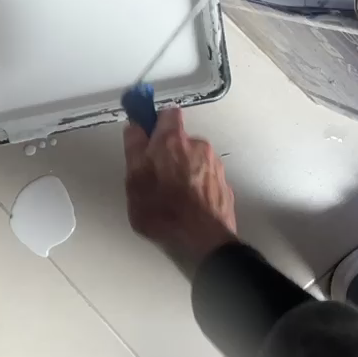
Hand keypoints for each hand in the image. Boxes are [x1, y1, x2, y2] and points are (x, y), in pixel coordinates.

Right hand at [123, 105, 237, 274]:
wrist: (201, 243)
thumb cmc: (163, 212)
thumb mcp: (134, 180)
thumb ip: (134, 148)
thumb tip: (134, 127)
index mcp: (173, 141)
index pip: (167, 113)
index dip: (155, 122)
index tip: (145, 133)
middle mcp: (198, 146)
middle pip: (180, 140)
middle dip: (168, 153)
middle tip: (153, 176)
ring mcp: (214, 166)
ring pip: (193, 160)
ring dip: (183, 171)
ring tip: (170, 197)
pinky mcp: (224, 186)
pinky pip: (205, 178)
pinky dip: (196, 186)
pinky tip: (186, 206)